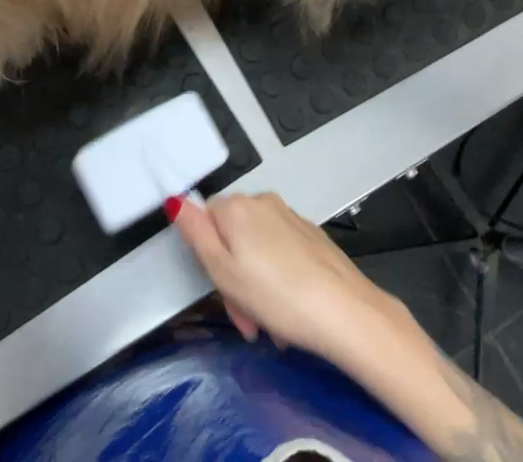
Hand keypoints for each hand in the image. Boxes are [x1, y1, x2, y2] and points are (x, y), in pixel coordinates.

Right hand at [171, 193, 415, 366]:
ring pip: (257, 248)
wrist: (348, 314)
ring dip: (255, 283)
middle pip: (231, 235)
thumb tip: (175, 200)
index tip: (222, 292)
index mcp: (236, 207)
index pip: (203, 222)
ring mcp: (292, 218)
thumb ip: (194, 232)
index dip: (207, 259)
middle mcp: (264, 203)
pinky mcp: (313, 236)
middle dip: (233, 277)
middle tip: (246, 318)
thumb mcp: (222, 271)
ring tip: (269, 322)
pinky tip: (288, 310)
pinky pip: (282, 254)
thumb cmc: (278, 297)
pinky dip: (279, 278)